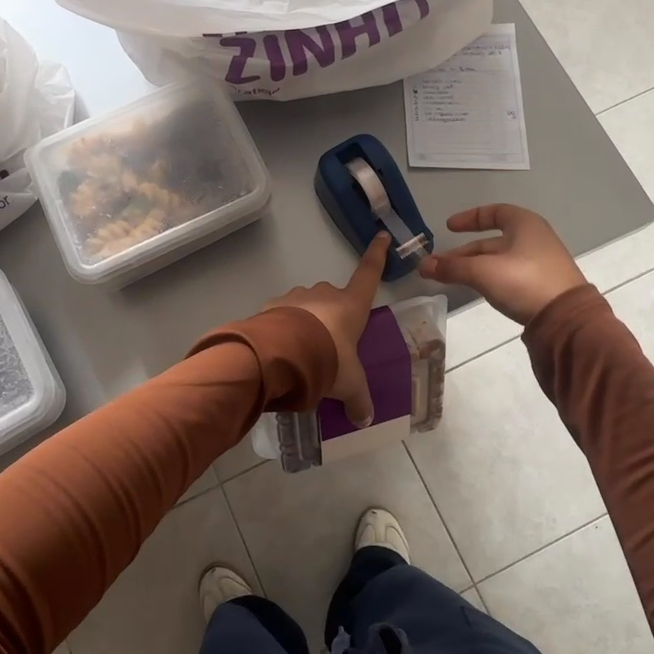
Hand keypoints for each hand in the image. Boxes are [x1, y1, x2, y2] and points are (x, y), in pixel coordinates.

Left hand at [266, 233, 389, 426]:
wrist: (282, 354)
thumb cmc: (328, 360)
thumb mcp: (349, 385)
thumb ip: (358, 400)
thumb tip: (364, 419)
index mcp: (351, 306)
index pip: (369, 275)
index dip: (377, 256)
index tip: (381, 235)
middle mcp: (325, 294)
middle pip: (333, 298)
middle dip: (331, 317)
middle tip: (328, 346)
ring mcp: (296, 297)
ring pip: (305, 306)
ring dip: (305, 323)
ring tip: (301, 353)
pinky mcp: (271, 306)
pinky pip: (281, 316)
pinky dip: (282, 328)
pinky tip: (280, 350)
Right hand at [418, 204, 585, 325]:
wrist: (566, 319)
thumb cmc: (524, 281)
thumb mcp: (483, 272)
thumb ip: (452, 268)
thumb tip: (423, 266)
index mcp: (525, 225)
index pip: (494, 213)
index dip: (470, 218)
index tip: (449, 227)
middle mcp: (534, 239)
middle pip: (492, 241)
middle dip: (463, 252)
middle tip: (439, 264)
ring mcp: (539, 264)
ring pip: (498, 260)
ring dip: (472, 267)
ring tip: (449, 278)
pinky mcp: (540, 286)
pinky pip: (507, 275)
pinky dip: (487, 277)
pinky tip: (475, 288)